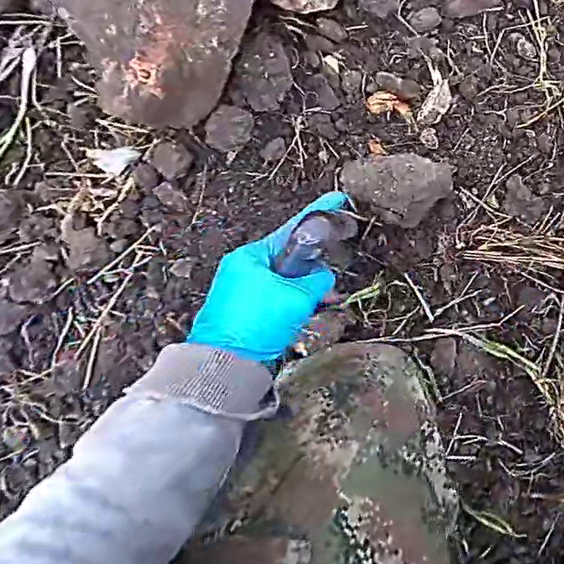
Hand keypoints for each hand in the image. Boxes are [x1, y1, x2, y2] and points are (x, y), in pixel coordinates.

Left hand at [188, 192, 349, 362]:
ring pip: (288, 278)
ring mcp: (244, 288)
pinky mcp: (246, 309)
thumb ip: (318, 280)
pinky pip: (280, 294)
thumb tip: (324, 278)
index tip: (338, 199)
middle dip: (316, 264)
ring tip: (327, 298)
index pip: (292, 227)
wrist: (225, 364)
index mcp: (251, 256)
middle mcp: (245, 267)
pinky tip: (314, 308)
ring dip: (309, 287)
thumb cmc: (259, 321)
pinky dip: (297, 299)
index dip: (317, 214)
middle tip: (336, 266)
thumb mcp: (299, 295)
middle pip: (291, 256)